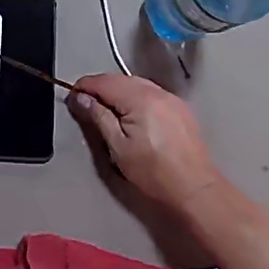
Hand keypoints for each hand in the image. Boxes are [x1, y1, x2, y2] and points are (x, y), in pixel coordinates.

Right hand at [67, 74, 224, 218]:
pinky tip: (131, 113)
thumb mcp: (118, 147)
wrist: (195, 189)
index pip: (104, 82)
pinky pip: (151, 93)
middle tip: (85, 103)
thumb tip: (80, 99)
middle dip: (100, 87)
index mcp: (140, 99)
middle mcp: (157, 92)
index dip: (84, 86)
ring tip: (106, 109)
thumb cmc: (154, 172)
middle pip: (120, 79)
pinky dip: (135, 96)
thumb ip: (98, 117)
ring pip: (136, 84)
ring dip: (118, 91)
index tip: (72, 96)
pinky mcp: (180, 108)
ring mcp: (171, 99)